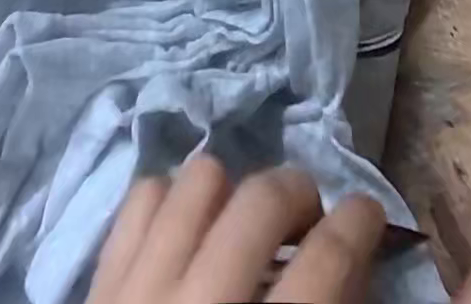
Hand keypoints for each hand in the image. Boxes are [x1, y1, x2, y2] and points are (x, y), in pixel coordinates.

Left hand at [85, 154, 386, 303]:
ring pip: (199, 181)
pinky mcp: (102, 281)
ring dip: (234, 190)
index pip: (323, 265)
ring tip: (245, 219)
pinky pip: (143, 197)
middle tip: (311, 215)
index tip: (368, 208)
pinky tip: (189, 228)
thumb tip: (347, 266)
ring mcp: (141, 289)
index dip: (358, 225)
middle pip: (261, 203)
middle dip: (299, 193)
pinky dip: (173, 201)